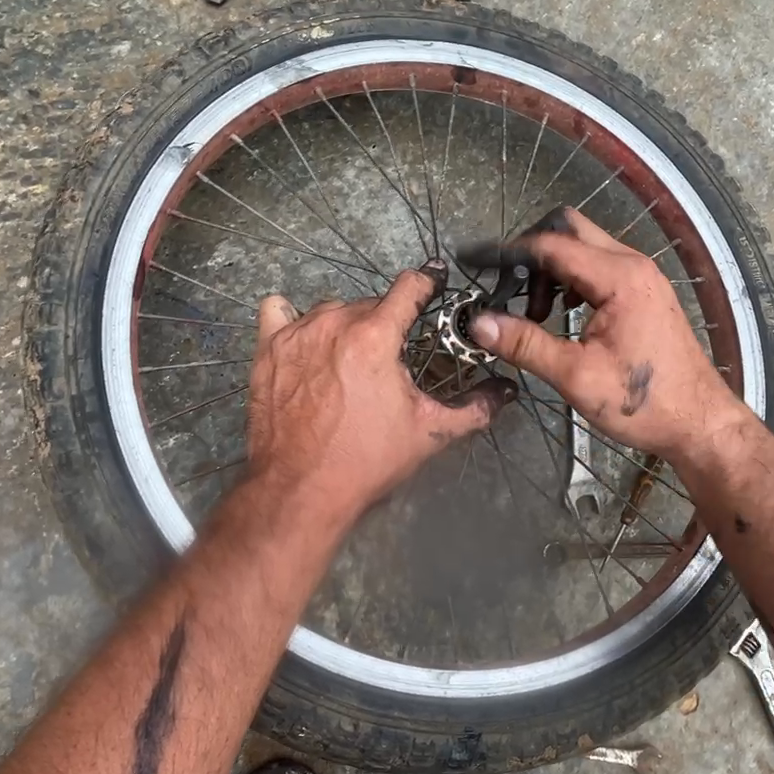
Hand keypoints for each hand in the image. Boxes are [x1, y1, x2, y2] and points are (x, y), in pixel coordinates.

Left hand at [246, 261, 515, 522]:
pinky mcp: (266, 349)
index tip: (434, 284)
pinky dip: (291, 320)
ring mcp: (295, 333)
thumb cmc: (366, 461)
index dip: (427, 283)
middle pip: (369, 304)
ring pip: (330, 311)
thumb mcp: (427, 434)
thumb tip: (506, 392)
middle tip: (388, 361)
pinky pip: (277, 312)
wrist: (300, 489)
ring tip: (348, 363)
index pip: (409, 286)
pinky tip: (303, 342)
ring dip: (344, 327)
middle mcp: (334, 323)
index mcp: (376, 336)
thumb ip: (473, 409)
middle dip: (384, 325)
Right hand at [469, 207, 743, 464]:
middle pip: (569, 231)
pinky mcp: (643, 293)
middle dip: (531, 255)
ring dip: (551, 272)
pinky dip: (571, 281)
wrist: (698, 423)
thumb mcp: (575, 376)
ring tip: (536, 315)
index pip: (551, 246)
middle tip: (509, 292)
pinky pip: (598, 268)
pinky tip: (562, 316)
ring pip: (583, 249)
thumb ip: (525, 344)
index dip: (507, 253)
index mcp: (619, 277)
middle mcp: (633, 265)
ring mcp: (642, 277)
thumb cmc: (641, 403)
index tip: (474, 262)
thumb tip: (479, 323)